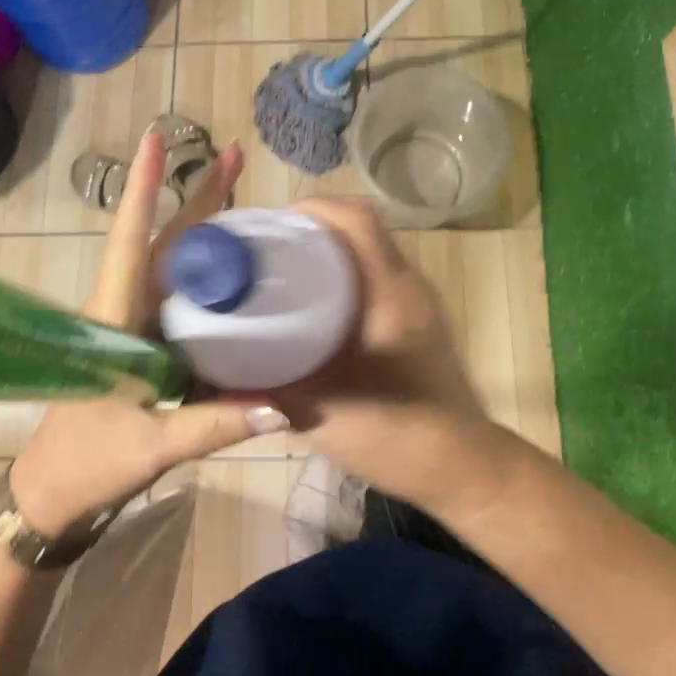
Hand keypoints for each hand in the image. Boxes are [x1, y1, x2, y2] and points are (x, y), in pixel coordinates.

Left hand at [8, 132, 287, 538]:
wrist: (50, 495)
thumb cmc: (86, 463)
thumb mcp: (152, 447)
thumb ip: (214, 425)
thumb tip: (284, 408)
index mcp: (112, 318)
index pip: (128, 241)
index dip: (143, 190)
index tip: (155, 139)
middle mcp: (121, 307)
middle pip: (161, 241)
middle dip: (198, 198)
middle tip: (237, 157)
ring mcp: (131, 323)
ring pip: (170, 263)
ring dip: (204, 227)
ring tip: (242, 192)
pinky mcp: (142, 342)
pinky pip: (178, 294)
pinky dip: (207, 270)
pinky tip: (237, 264)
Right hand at [268, 198, 497, 511]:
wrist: (462, 467)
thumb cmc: (396, 433)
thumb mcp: (321, 411)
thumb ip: (268, 388)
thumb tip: (213, 373)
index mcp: (389, 292)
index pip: (358, 219)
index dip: (315, 208)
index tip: (272, 223)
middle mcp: (409, 285)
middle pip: (363, 227)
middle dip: (315, 226)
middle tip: (269, 248)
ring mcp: (419, 302)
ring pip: (372, 250)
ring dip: (332, 249)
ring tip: (285, 271)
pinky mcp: (420, 320)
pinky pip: (379, 275)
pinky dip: (347, 273)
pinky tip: (317, 307)